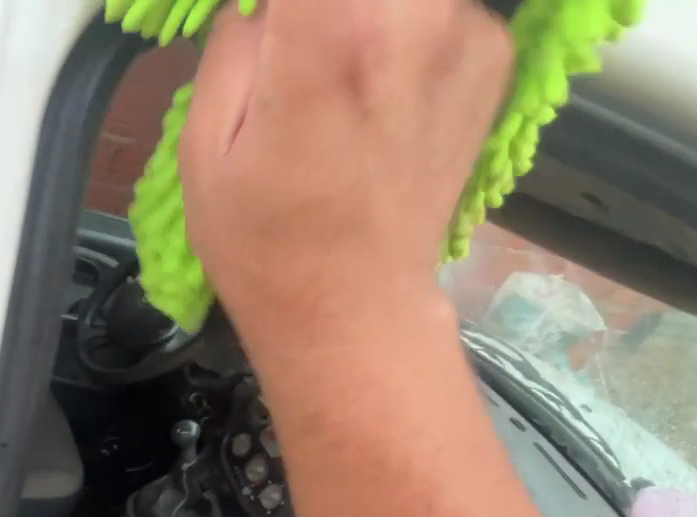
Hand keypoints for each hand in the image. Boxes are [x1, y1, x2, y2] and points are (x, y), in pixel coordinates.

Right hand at [179, 0, 512, 356]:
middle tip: (290, 50)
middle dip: (316, 9)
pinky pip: (434, 5)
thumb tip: (257, 3)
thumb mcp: (203, 156)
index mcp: (331, 40)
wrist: (349, 306)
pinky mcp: (493, 53)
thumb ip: (229, 53)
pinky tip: (372, 88)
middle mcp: (415, 15)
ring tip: (328, 71)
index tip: (263, 18)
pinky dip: (397, 26)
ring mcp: (466, 31)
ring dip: (356, 15)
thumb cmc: (260, 245)